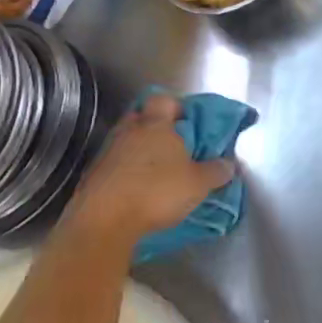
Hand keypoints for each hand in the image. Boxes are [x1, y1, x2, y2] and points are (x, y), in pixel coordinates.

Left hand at [67, 94, 233, 243]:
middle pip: (141, 117)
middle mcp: (129, 132)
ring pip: (126, 141)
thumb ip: (216, 171)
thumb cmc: (156, 192)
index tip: (188, 121)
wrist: (104, 223)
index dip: (176, 106)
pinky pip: (114, 165)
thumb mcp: (199, 184)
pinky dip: (125, 173)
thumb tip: (229, 164)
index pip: (164, 100)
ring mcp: (107, 153)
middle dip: (156, 127)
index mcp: (156, 125)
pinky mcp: (92, 176)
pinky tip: (137, 191)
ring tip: (156, 171)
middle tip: (173, 144)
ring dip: (139, 151)